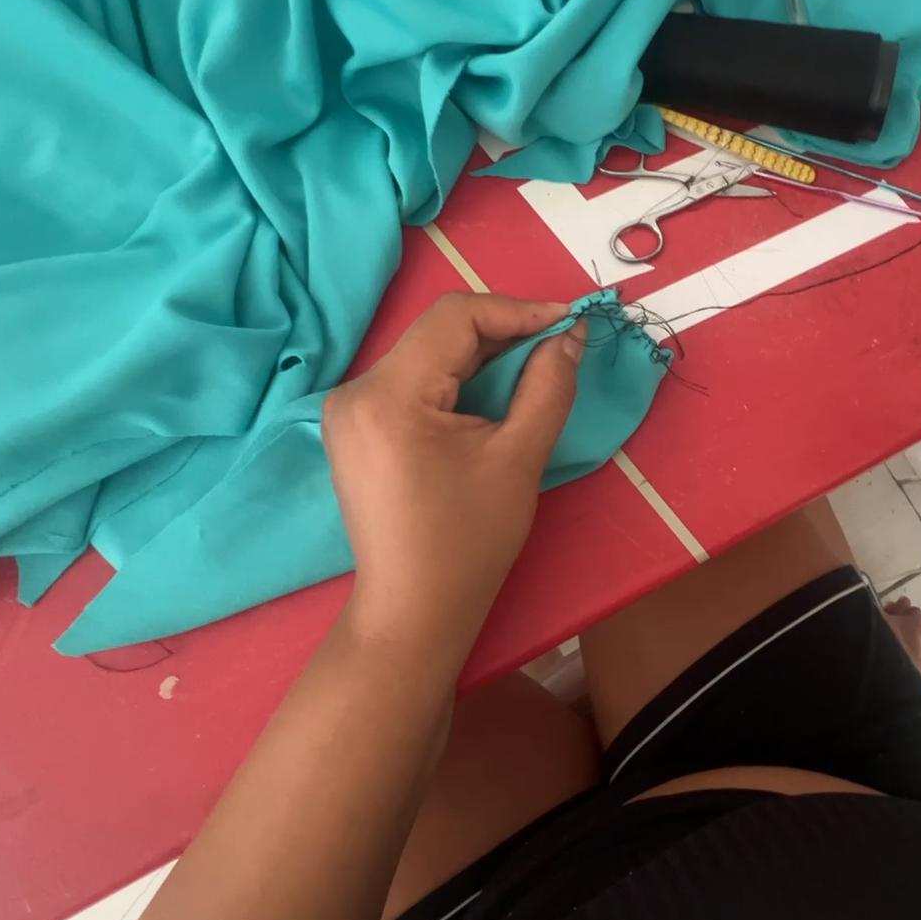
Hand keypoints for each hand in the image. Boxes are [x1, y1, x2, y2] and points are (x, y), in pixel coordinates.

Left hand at [322, 293, 584, 657]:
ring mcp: (349, 410)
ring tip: (533, 368)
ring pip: (428, 353)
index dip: (518, 310)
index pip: (456, 318)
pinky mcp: (357, 427)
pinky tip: (492, 394)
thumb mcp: (519, 458)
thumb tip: (571, 335)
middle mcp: (355, 390)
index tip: (570, 322)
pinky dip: (459, 377)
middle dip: (504, 332)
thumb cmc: (470, 539)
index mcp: (389, 395)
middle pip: (439, 332)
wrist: (416, 608)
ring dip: (484, 354)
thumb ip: (549, 386)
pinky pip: (415, 379)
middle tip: (558, 346)